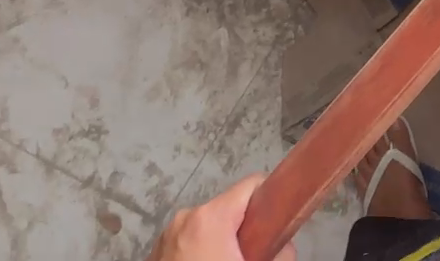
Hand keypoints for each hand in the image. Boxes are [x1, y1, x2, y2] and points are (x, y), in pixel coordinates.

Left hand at [148, 175, 294, 260]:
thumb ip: (282, 254)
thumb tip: (285, 245)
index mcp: (211, 217)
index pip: (254, 185)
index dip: (269, 205)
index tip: (273, 231)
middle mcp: (185, 218)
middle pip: (230, 209)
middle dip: (244, 231)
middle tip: (249, 258)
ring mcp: (165, 238)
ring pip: (209, 227)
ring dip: (221, 244)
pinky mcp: (154, 255)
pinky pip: (188, 243)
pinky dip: (199, 255)